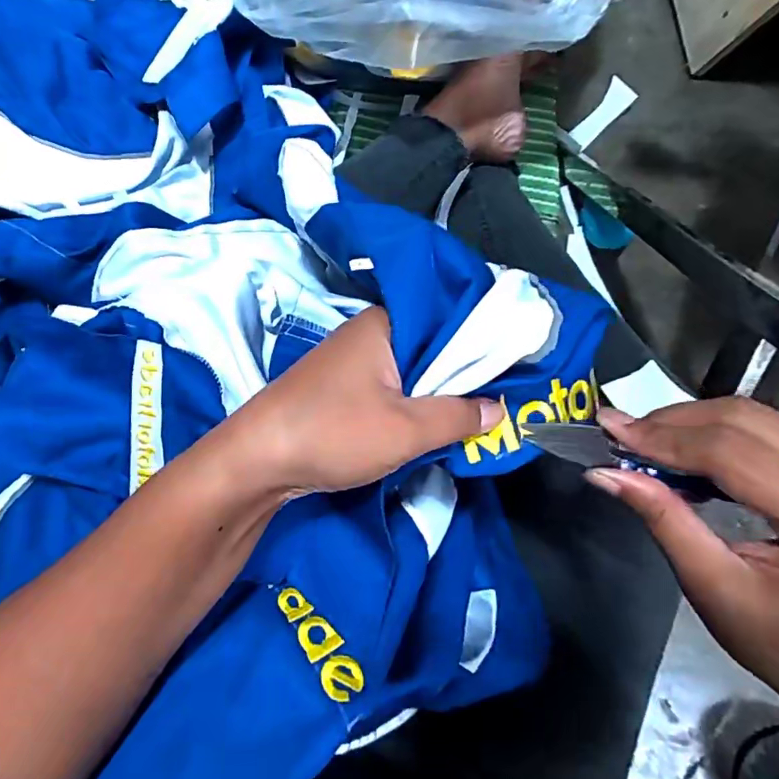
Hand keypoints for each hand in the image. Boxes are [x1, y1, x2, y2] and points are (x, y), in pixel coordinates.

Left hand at [213, 307, 502, 497]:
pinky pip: (390, 389)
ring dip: (437, 396)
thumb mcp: (406, 429)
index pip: (448, 320)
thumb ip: (458, 416)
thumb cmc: (334, 431)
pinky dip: (412, 406)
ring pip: (410, 373)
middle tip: (504, 402)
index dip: (485, 343)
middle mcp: (367, 332)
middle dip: (463, 377)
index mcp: (383, 323)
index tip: (520, 367)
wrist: (258, 458)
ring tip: (477, 418)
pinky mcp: (341, 388)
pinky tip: (433, 428)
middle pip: (431, 348)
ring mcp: (351, 360)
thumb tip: (499, 408)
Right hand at [587, 399, 778, 760]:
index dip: (665, 436)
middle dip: (678, 423)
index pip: (735, 453)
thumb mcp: (717, 590)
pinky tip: (703, 455)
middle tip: (623, 434)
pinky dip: (735, 436)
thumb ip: (664, 520)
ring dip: (703, 425)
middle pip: (753, 424)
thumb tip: (604, 471)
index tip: (607, 428)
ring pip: (768, 422)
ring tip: (654, 444)